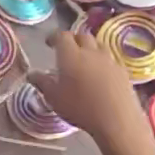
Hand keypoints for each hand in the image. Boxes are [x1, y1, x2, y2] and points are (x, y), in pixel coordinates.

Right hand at [29, 30, 146, 146]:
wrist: (116, 118)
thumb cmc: (79, 107)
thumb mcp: (54, 98)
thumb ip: (42, 83)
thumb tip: (32, 74)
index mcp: (71, 55)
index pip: (62, 36)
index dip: (54, 37)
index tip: (49, 43)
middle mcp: (91, 52)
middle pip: (82, 36)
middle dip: (72, 40)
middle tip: (66, 49)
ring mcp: (109, 60)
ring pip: (98, 45)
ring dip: (89, 48)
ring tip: (83, 59)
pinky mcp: (122, 70)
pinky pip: (109, 59)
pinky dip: (101, 61)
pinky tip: (99, 73)